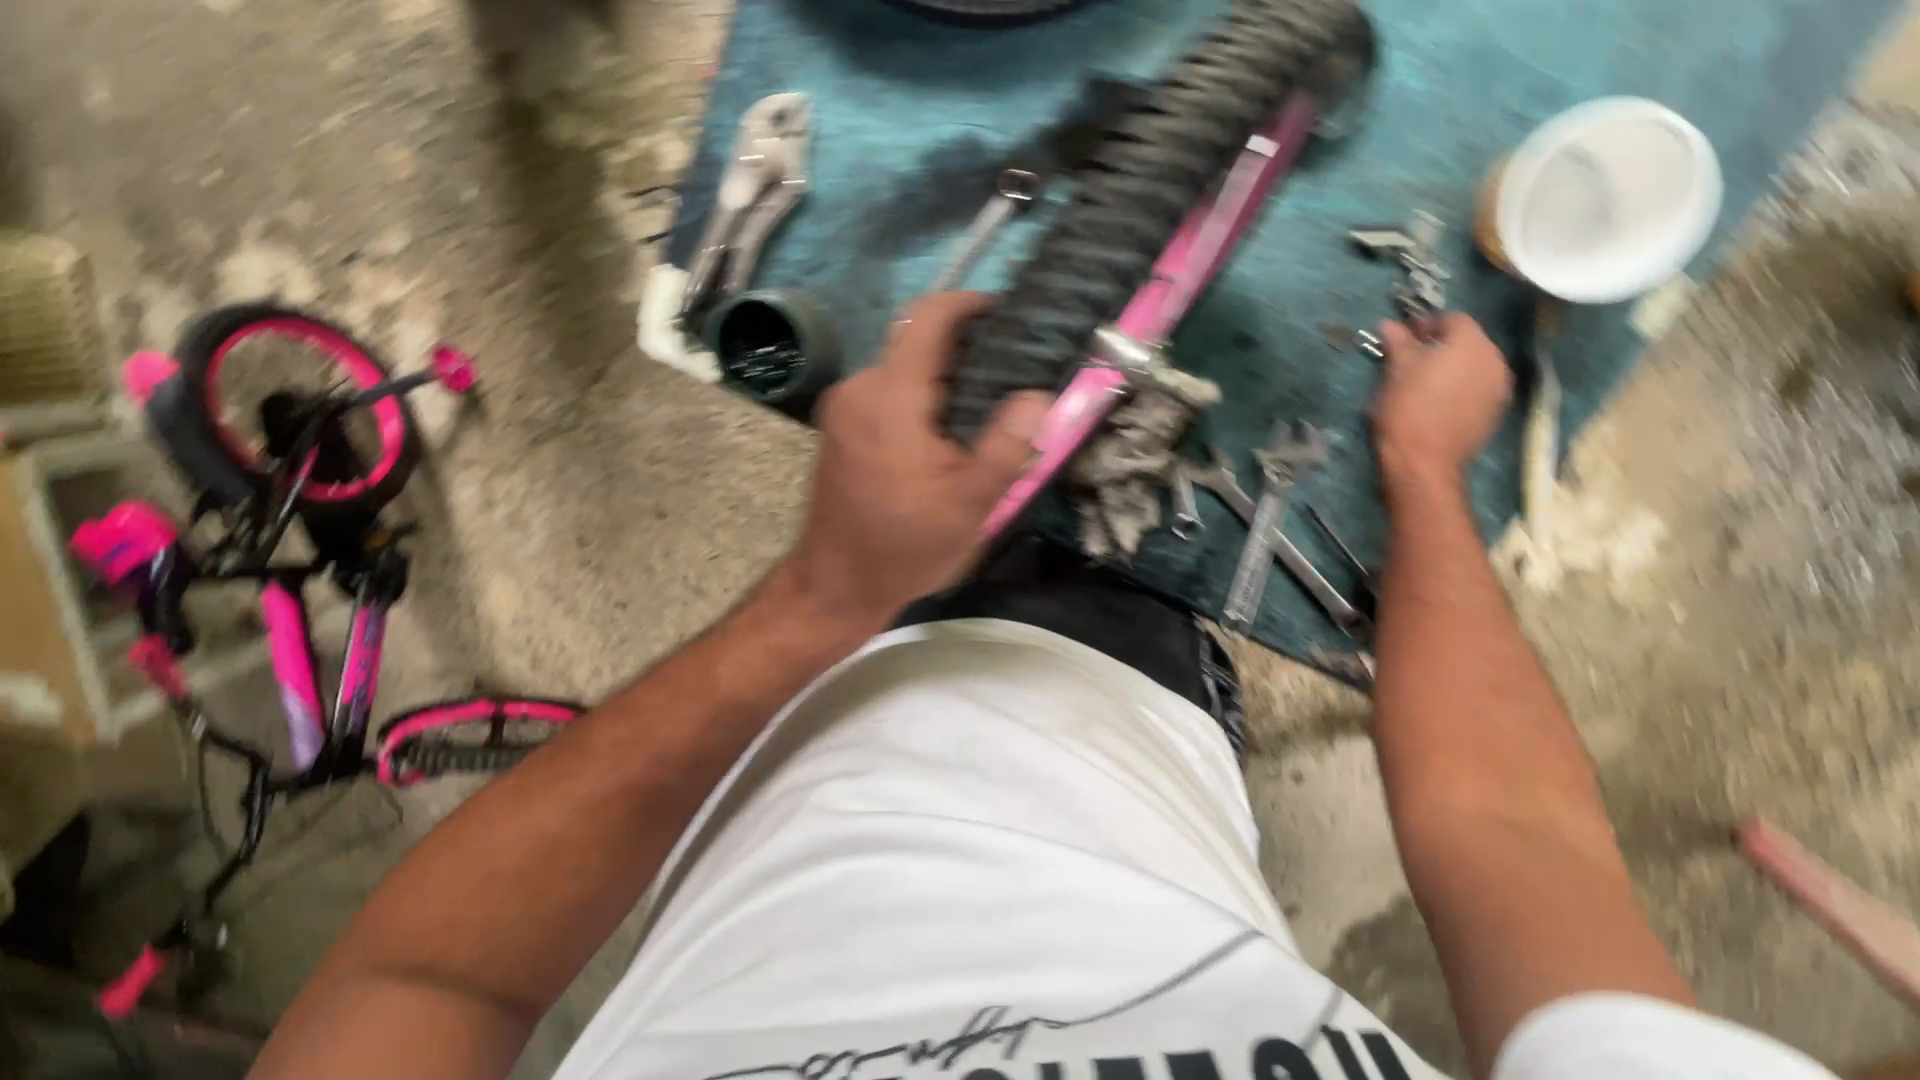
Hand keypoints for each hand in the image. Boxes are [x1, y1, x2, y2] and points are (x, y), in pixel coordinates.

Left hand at [784, 292, 1053, 622]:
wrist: (835, 584)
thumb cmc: (903, 547)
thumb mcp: (968, 505)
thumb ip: (1005, 446)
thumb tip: (1038, 396)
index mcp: (889, 398)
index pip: (929, 318)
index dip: (970, 305)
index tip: (1008, 314)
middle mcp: (859, 389)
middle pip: (918, 344)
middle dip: (968, 352)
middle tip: (1014, 377)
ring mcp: (844, 406)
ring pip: (903, 369)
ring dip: (945, 379)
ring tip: (989, 409)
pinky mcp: (840, 425)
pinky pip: (886, 391)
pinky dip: (920, 397)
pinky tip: (949, 432)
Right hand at [1371, 313, 1513, 493]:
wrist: (1424, 462)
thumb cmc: (1406, 410)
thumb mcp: (1396, 372)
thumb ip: (1398, 343)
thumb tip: (1390, 324)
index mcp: (1470, 343)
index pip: (1453, 319)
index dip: (1428, 324)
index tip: (1406, 336)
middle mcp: (1494, 359)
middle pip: (1470, 341)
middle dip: (1444, 345)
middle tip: (1415, 358)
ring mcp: (1500, 387)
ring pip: (1477, 365)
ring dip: (1455, 366)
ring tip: (1428, 381)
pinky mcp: (1497, 411)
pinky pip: (1481, 387)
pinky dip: (1464, 386)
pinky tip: (1442, 400)